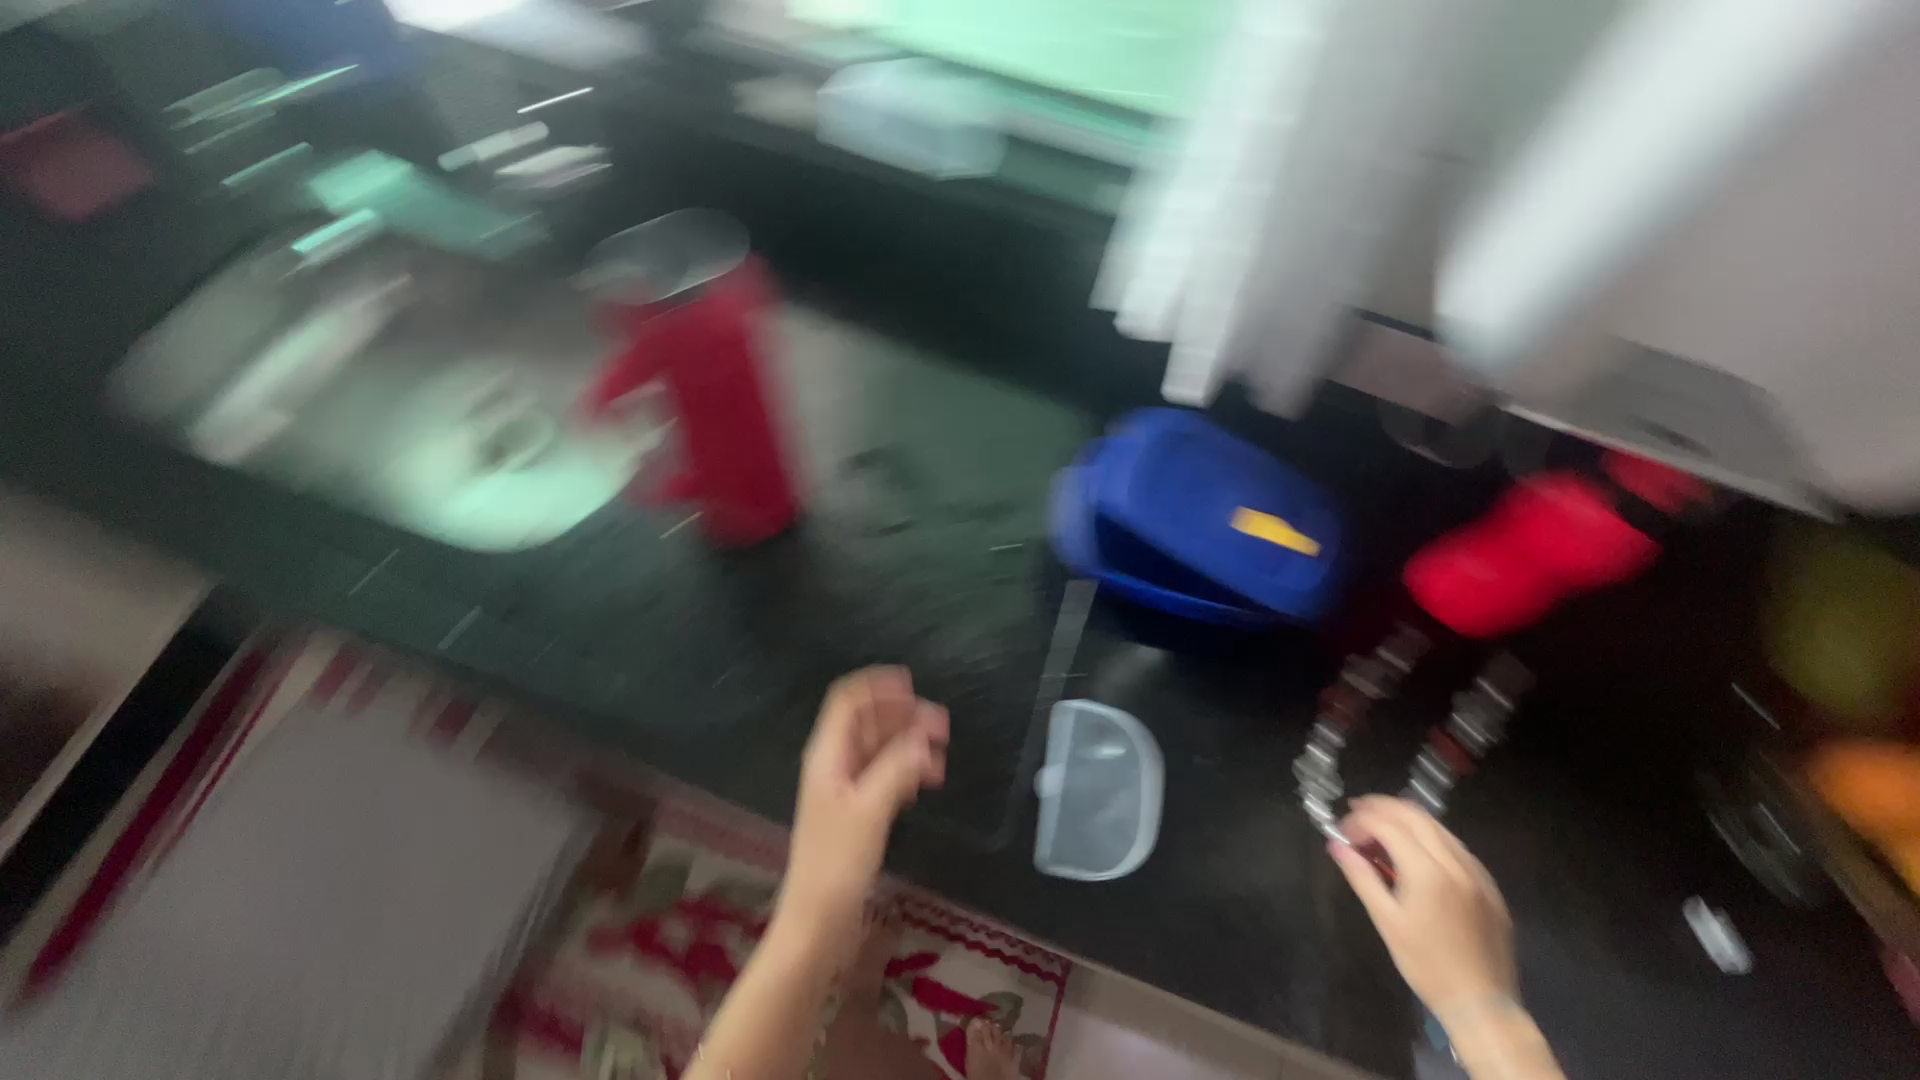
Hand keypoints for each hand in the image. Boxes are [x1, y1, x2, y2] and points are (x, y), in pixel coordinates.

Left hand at [777, 667, 948, 949]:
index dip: (877, 686)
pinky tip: (926, 780)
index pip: (848, 701)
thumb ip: (896, 768)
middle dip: (902, 716)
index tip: (912, 684)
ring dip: (908, 744)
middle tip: (941, 723)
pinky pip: (884, 775)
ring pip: (879, 749)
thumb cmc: (836, 863)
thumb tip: (922, 738)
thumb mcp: (869, 810)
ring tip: (941, 753)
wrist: (817, 920)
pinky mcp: (857, 811)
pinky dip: (905, 770)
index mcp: (827, 755)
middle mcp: (834, 764)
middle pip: (868, 722)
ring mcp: (845, 788)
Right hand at [1329, 796, 1517, 1026]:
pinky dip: (1432, 838)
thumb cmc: (1425, 964)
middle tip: (1357, 813)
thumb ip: (1361, 877)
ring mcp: (1478, 874)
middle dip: (1383, 809)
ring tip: (1383, 827)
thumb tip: (1336, 845)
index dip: (1361, 822)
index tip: (1343, 832)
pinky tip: (1419, 851)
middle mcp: (1456, 864)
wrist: (1481, 1003)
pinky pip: (1458, 848)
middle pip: (1416, 817)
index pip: (1388, 826)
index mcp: (1427, 872)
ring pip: (1440, 828)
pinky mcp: (1490, 887)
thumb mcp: (1386, 921)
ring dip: (1408, 819)